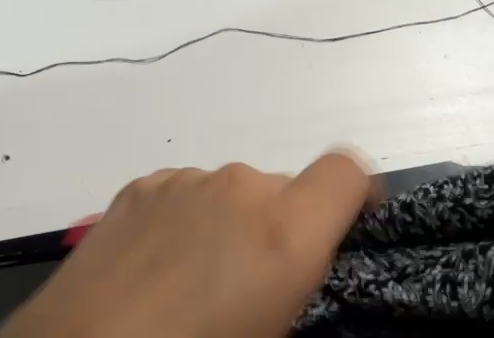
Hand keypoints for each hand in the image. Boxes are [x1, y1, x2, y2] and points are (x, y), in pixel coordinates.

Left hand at [0, 150, 373, 337]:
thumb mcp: (270, 335)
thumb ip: (296, 286)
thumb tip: (298, 276)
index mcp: (283, 232)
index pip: (346, 172)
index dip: (355, 196)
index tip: (347, 230)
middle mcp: (239, 188)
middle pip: (283, 189)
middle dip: (280, 230)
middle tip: (253, 291)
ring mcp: (184, 181)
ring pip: (231, 192)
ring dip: (229, 226)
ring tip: (195, 285)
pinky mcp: (138, 185)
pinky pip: (185, 194)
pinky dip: (186, 221)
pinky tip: (156, 270)